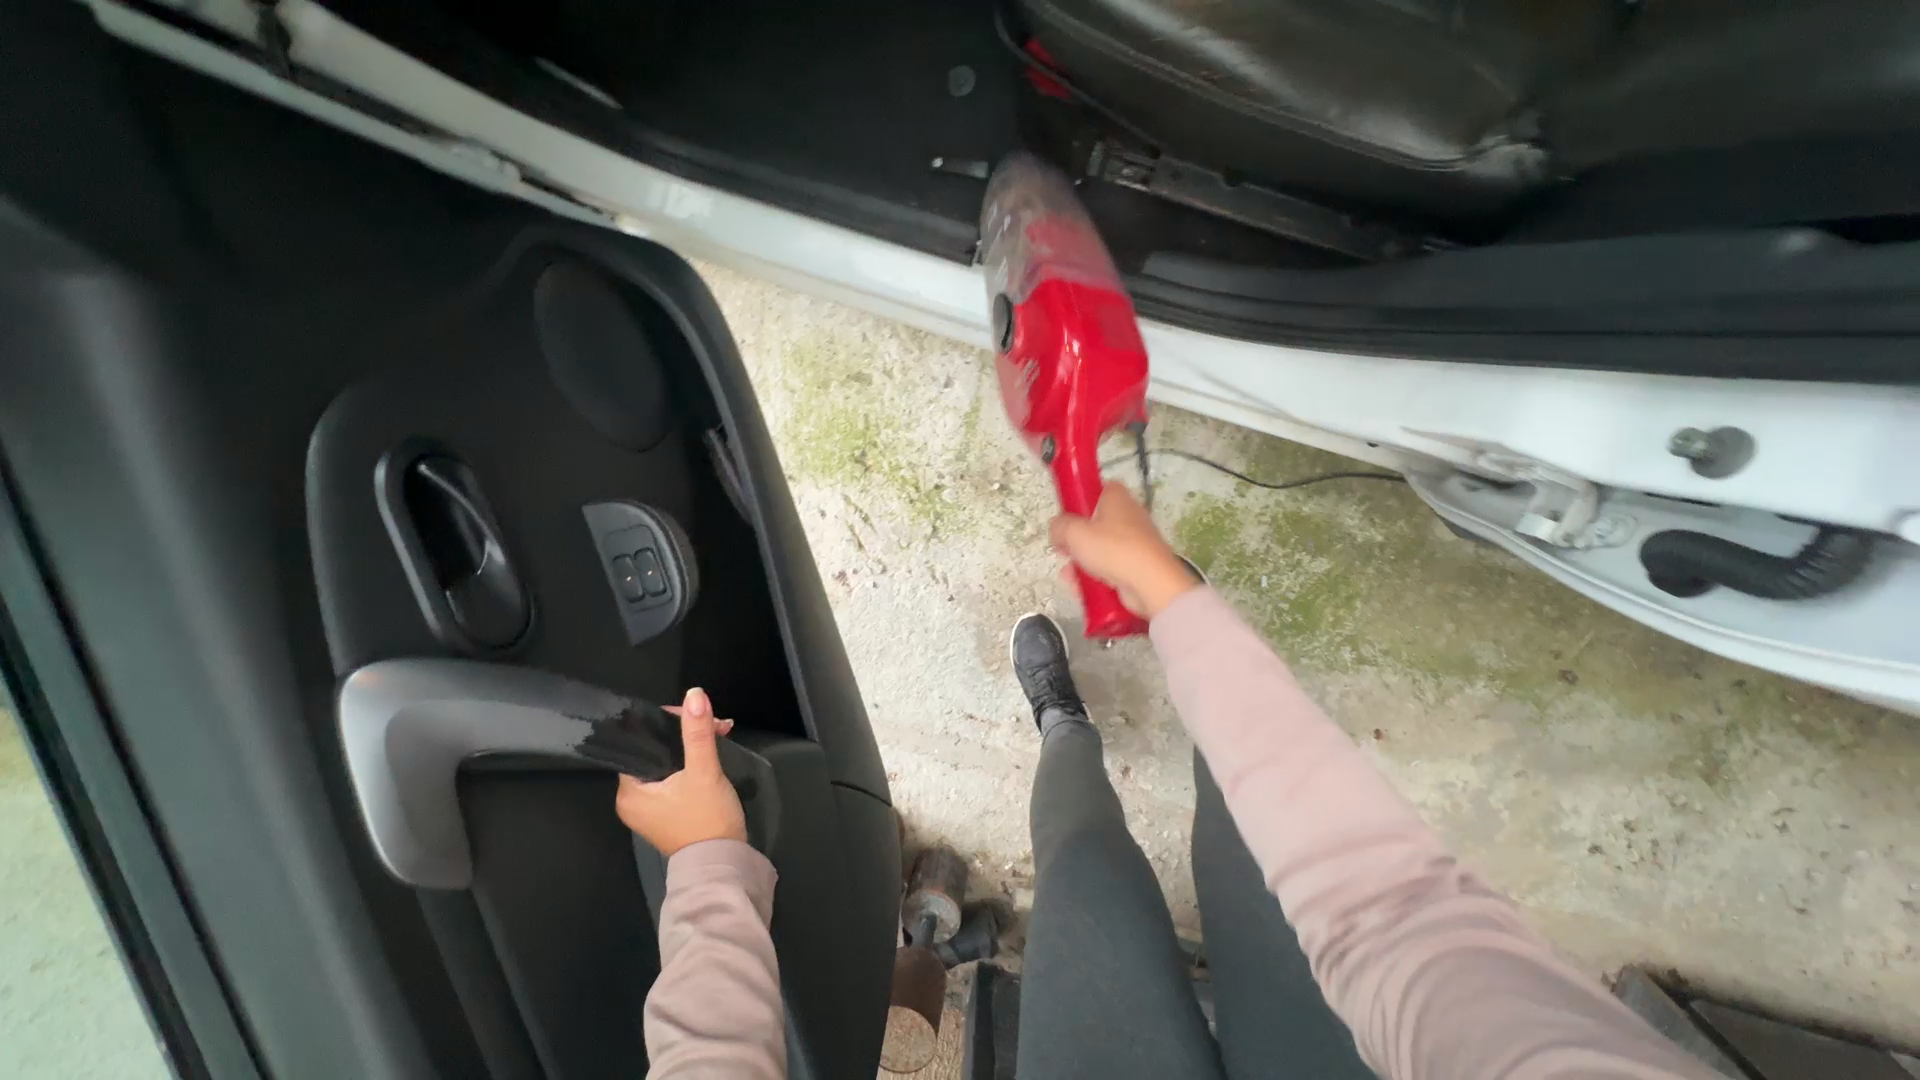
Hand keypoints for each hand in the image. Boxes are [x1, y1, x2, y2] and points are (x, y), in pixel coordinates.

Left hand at [614, 687, 747, 855]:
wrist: (723, 863)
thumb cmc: (706, 818)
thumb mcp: (703, 770)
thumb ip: (697, 732)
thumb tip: (694, 694)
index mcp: (630, 791)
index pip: (641, 744)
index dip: (666, 724)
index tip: (692, 714)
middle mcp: (633, 801)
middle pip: (657, 752)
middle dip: (687, 734)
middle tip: (716, 725)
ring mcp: (651, 810)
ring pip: (669, 765)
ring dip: (694, 747)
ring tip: (721, 733)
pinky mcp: (669, 815)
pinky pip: (676, 780)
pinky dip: (693, 766)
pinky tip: (714, 753)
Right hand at [1049, 482, 1200, 619]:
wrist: (1150, 583)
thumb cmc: (1112, 549)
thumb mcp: (1074, 533)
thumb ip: (1060, 527)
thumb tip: (1057, 530)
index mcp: (1116, 497)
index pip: (1097, 489)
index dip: (1079, 500)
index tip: (1066, 516)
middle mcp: (1129, 515)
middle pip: (1096, 523)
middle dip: (1076, 540)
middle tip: (1064, 550)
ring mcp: (1136, 542)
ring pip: (1101, 549)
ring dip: (1082, 563)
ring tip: (1072, 576)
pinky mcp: (1138, 565)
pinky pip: (1111, 568)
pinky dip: (1096, 578)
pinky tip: (1083, 589)